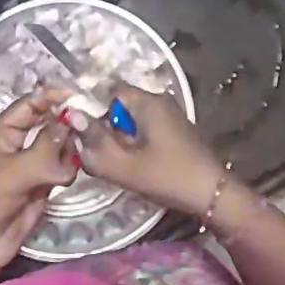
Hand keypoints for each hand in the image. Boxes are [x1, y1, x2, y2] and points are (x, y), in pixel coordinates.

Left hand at [0, 88, 76, 266]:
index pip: (30, 104)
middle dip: (66, 124)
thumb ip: (47, 145)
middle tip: (84, 126)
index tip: (76, 95)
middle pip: (49, 123)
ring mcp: (32, 164)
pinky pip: (62, 168)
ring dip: (67, 151)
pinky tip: (63, 179)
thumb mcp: (17, 169)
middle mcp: (19, 144)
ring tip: (72, 158)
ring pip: (60, 146)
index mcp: (3, 132)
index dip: (51, 97)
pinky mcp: (42, 184)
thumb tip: (72, 122)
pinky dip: (66, 171)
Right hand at [77, 84, 228, 216]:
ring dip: (119, 138)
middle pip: (119, 106)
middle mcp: (159, 101)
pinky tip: (132, 164)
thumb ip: (95, 141)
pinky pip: (144, 128)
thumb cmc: (168, 177)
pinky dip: (134, 143)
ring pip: (131, 119)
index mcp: (147, 101)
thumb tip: (71, 114)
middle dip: (105, 127)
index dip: (90, 107)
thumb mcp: (125, 165)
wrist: (212, 194)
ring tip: (114, 162)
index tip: (80, 131)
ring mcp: (169, 114)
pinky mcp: (174, 129)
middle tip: (96, 153)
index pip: (108, 90)